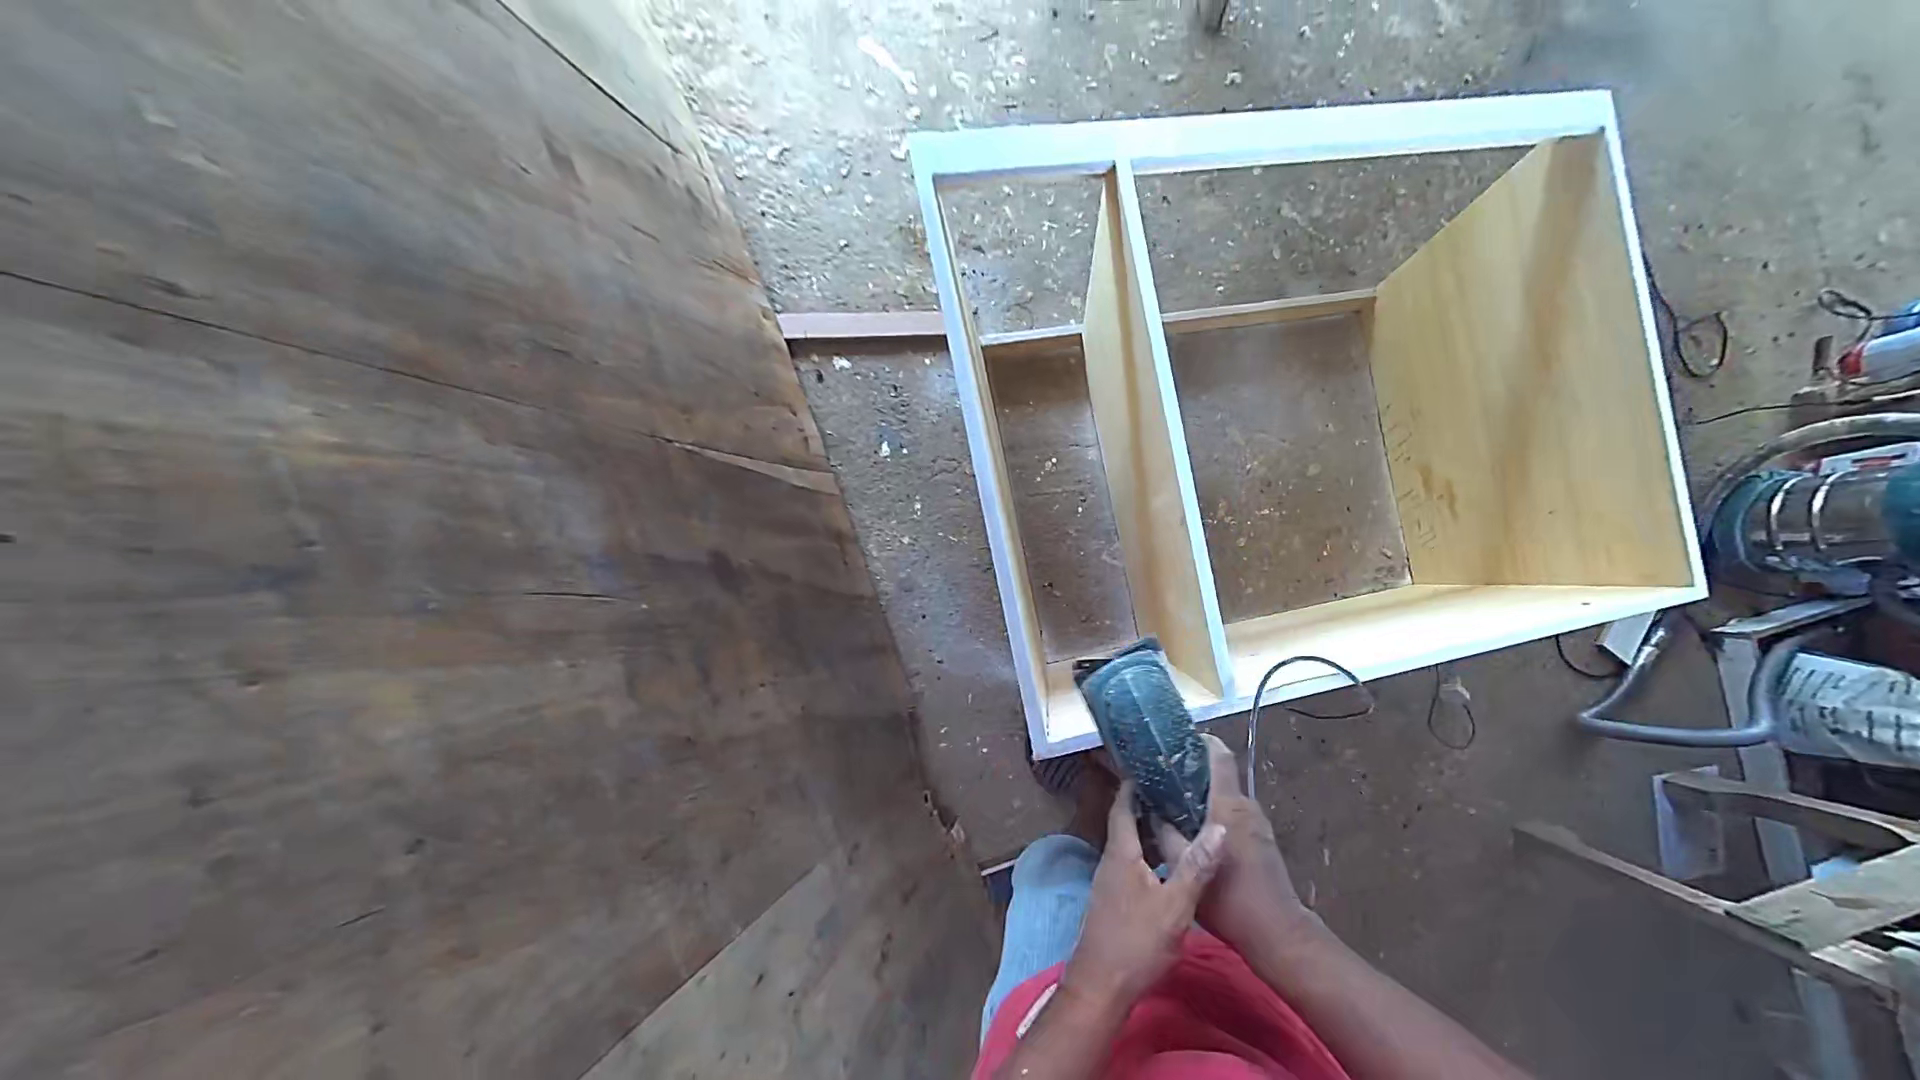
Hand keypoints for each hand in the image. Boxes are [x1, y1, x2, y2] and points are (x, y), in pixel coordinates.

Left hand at [1059, 780, 1226, 1010]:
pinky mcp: (1113, 900)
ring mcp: (1109, 882)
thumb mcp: (1175, 906)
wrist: (1101, 986)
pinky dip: (1147, 854)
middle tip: (1172, 790)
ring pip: (1128, 845)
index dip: (1133, 786)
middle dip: (1145, 806)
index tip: (1149, 767)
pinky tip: (1165, 863)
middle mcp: (1110, 862)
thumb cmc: (1136, 942)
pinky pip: (1130, 863)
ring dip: (1147, 831)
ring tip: (1175, 821)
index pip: (1122, 808)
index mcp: (1120, 854)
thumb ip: (1196, 867)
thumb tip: (1218, 827)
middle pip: (1125, 824)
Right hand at [1156, 734, 1312, 953]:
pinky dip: (1215, 816)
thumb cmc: (1229, 898)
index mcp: (1228, 805)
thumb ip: (1167, 835)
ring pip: (1226, 800)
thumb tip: (1153, 814)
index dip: (1203, 742)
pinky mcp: (1262, 843)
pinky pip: (1234, 817)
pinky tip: (1195, 832)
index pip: (1220, 757)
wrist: (1277, 933)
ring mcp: (1258, 826)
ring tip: (1173, 805)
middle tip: (1164, 777)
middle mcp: (1246, 808)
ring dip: (1204, 798)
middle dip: (1194, 774)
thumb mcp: (1185, 867)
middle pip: (1221, 778)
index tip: (1181, 740)